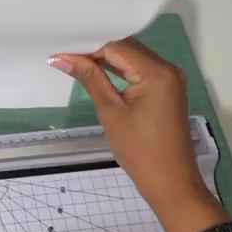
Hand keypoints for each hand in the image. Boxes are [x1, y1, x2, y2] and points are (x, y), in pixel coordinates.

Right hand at [51, 38, 228, 231]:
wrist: (171, 183)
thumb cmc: (139, 150)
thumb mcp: (110, 111)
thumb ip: (89, 78)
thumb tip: (61, 58)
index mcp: (156, 73)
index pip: (116, 47)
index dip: (88, 49)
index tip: (62, 55)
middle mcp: (168, 69)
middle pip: (127, 48)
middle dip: (97, 52)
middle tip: (67, 59)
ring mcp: (171, 79)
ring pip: (134, 58)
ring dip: (108, 61)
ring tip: (78, 66)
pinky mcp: (168, 90)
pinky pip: (141, 71)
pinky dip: (122, 71)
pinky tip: (100, 75)